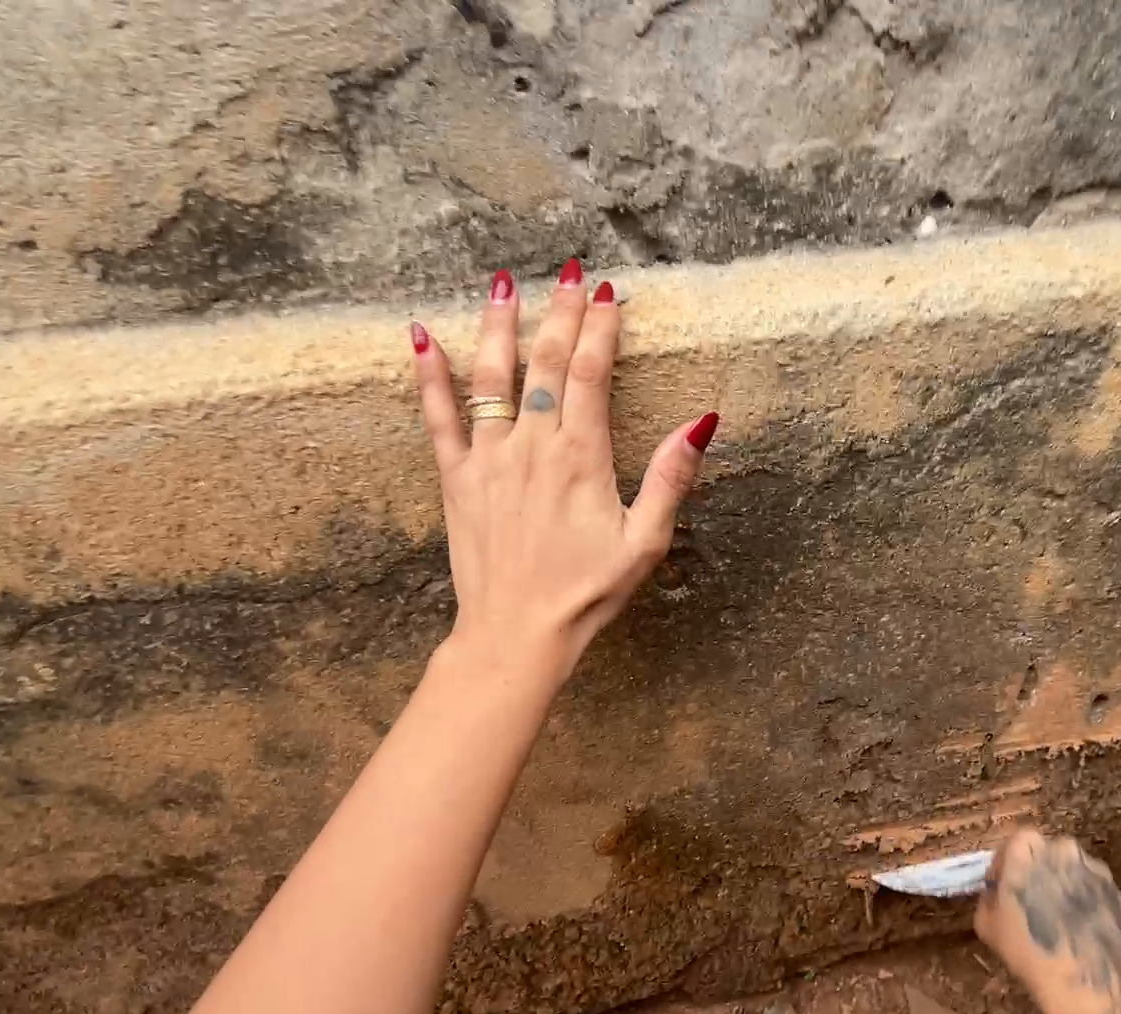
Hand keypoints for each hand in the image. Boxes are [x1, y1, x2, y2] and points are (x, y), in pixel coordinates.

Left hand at [410, 262, 717, 677]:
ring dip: (498, 326)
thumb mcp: (645, 542)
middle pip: (545, 362)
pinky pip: (438, 418)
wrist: (516, 634)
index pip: (589, 373)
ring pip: (491, 376)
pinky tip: (420, 338)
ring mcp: (488, 459)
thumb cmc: (587, 592)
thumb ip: (669, 478)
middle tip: (570, 272)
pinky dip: (429, 376)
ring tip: (503, 283)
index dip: (600, 328)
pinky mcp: (457, 479)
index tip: (609, 294)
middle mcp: (531, 446)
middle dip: (560, 312)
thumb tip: (700, 422)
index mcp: (581, 457)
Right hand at [975, 830, 1120, 993]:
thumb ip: (989, 898)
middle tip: (1033, 906)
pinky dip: (1088, 907)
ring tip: (1062, 924)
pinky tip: (1083, 935)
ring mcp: (1095, 870)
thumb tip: (998, 895)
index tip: (1005, 892)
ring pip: (1073, 873)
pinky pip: (1095, 894)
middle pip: (1045, 855)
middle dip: (1038, 874)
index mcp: (1026, 847)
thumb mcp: (986, 924)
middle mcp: (1062, 848)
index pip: (1012, 846)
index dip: (1006, 868)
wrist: (1086, 982)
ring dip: (1065, 888)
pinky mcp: (1119, 894)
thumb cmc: (1027, 947)